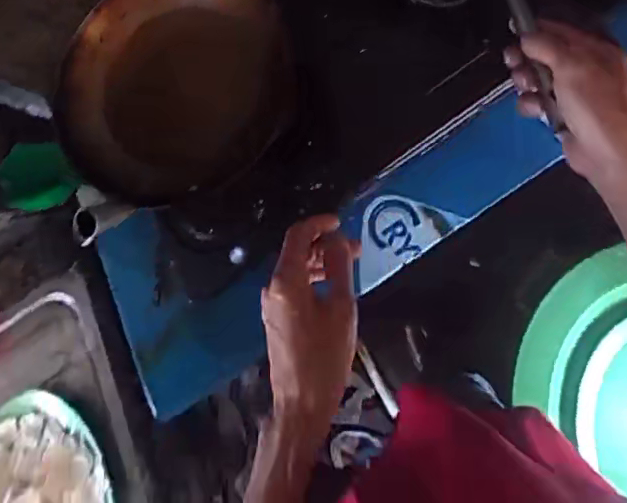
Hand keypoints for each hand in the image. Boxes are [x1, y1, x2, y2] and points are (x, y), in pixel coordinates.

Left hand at [260, 214, 356, 430]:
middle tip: (354, 247)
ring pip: (295, 268)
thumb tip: (338, 239)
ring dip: (320, 261)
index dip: (319, 223)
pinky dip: (313, 278)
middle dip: (324, 244)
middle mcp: (273, 286)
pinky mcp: (276, 317)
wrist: (300, 405)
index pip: (298, 235)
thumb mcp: (341, 310)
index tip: (340, 221)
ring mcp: (272, 303)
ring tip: (349, 264)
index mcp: (286, 280)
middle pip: (296, 251)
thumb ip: (339, 268)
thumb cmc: (324, 358)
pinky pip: (294, 285)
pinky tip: (334, 286)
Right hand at [505, 20, 626, 189]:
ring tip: (527, 87)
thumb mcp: (570, 65)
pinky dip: (532, 103)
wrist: (610, 155)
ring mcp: (575, 93)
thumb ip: (545, 44)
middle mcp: (587, 69)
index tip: (514, 28)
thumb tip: (525, 37)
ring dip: (526, 81)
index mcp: (598, 52)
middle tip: (514, 61)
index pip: (562, 30)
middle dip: (526, 57)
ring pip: (538, 77)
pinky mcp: (564, 113)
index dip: (537, 28)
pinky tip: (534, 108)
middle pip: (545, 54)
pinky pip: (538, 100)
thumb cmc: (597, 106)